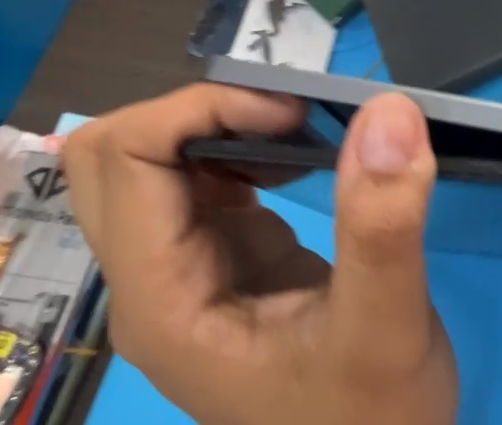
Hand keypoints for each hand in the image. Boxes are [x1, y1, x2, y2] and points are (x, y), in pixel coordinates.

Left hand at [62, 83, 456, 424]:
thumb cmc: (372, 422)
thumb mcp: (387, 329)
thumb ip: (382, 223)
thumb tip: (389, 108)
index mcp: (161, 298)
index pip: (126, 158)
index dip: (202, 109)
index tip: (294, 112)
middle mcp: (152, 277)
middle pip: (113, 155)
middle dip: (197, 108)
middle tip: (290, 113)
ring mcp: (184, 267)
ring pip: (151, 159)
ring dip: (218, 122)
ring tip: (303, 128)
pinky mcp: (222, 258)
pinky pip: (197, 177)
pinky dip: (239, 144)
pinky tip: (299, 158)